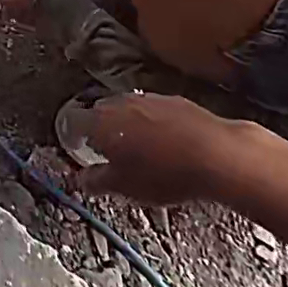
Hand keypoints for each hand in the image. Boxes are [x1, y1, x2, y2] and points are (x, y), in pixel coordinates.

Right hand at [69, 92, 258, 204]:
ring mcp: (147, 99)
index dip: (71, 134)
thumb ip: (97, 181)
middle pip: (99, 112)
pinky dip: (153, 123)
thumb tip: (83, 180)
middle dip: (101, 129)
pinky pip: (153, 110)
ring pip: (126, 109)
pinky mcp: (172, 100)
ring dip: (127, 125)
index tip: (77, 146)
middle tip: (110, 152)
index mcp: (100, 122)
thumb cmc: (167, 173)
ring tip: (141, 151)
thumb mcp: (126, 187)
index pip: (72, 120)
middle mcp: (119, 103)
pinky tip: (166, 144)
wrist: (216, 155)